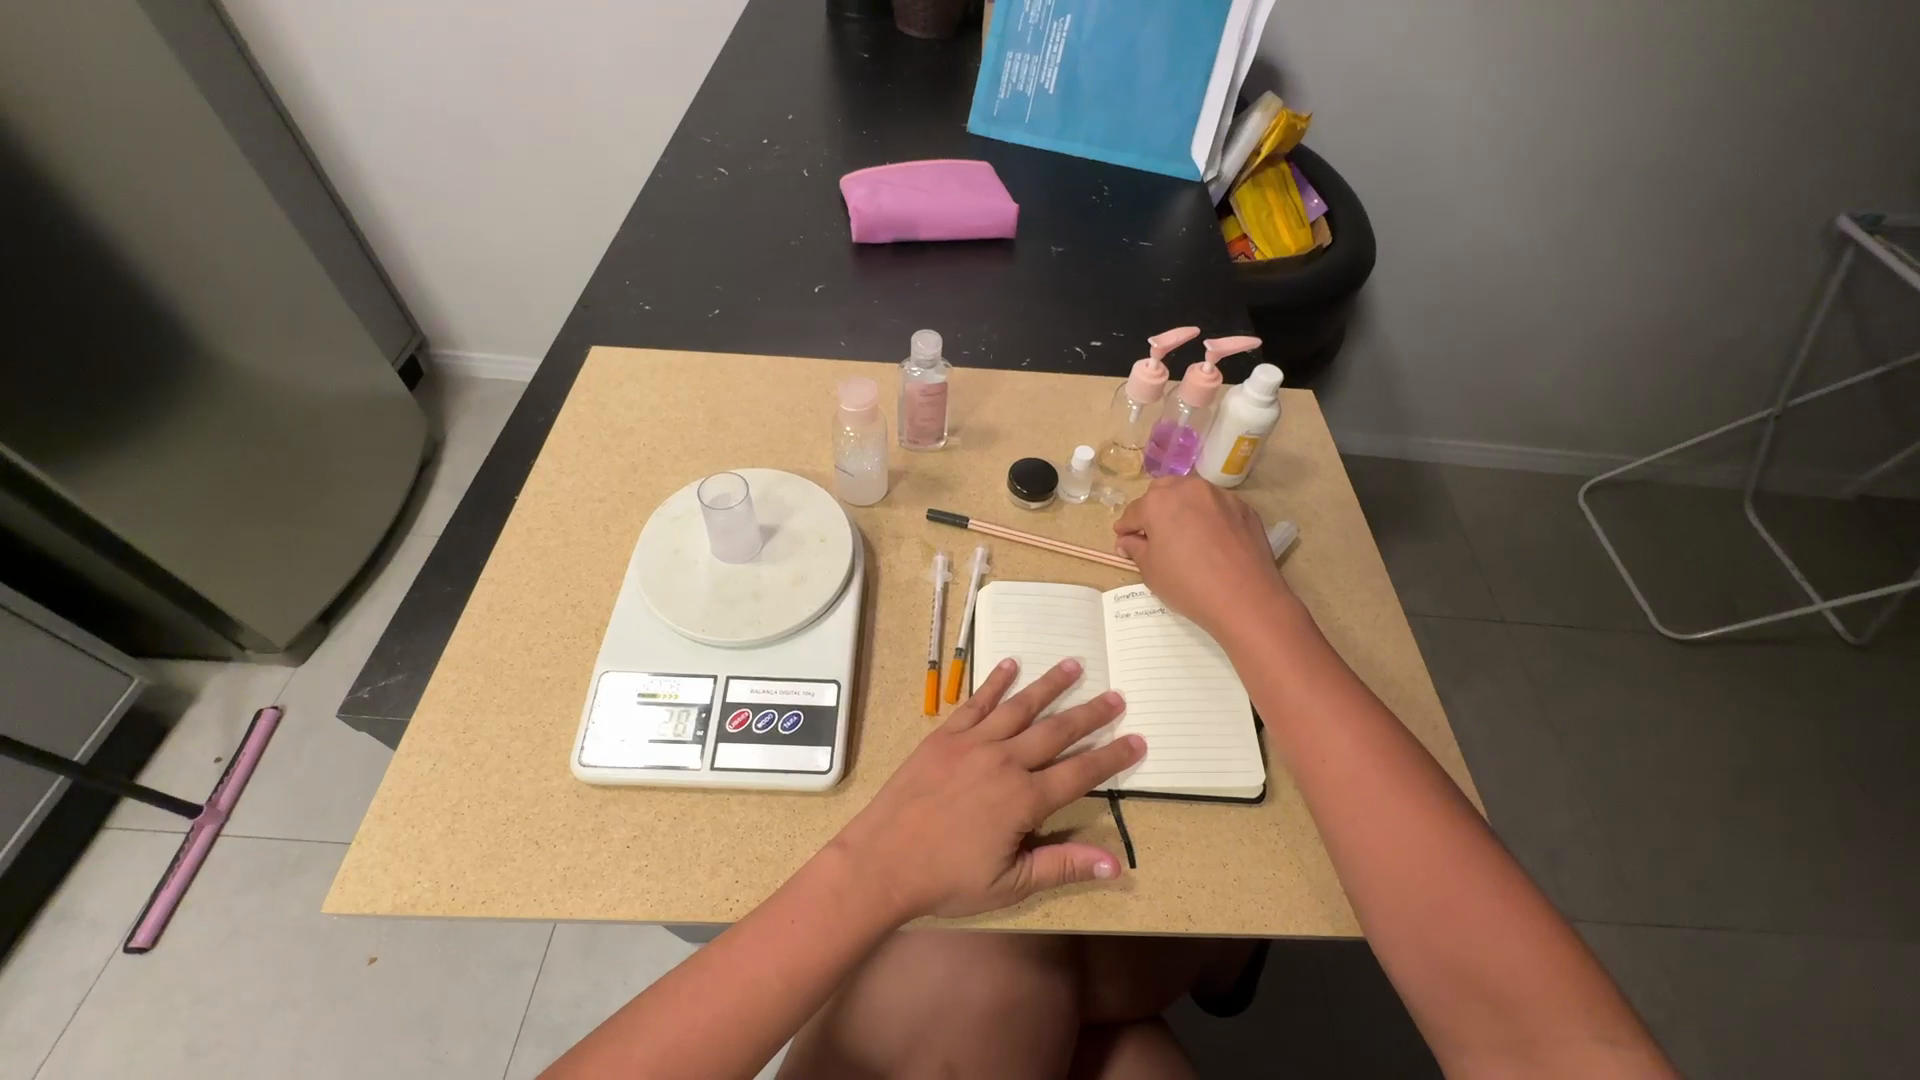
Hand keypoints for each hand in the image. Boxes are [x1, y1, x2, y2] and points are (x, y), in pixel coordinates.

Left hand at [833, 658, 1144, 919]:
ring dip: (1049, 686)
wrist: (882, 860)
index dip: (1111, 757)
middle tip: (1117, 695)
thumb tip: (1115, 864)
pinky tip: (1010, 664)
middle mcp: (1004, 762)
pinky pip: (975, 703)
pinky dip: (994, 683)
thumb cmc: (945, 879)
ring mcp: (972, 744)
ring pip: (1020, 708)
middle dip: (1090, 714)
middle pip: (1056, 732)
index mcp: (1023, 800)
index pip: (1080, 773)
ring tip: (1075, 665)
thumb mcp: (1009, 884)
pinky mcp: (944, 737)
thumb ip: (1062, 866)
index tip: (1137, 740)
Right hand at [1113, 474, 1290, 638]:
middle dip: (1153, 510)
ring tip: (1183, 535)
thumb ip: (1135, 549)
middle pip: (1162, 492)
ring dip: (1182, 509)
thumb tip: (1128, 541)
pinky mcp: (1244, 508)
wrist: (1245, 598)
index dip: (1126, 529)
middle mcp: (1189, 489)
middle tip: (1154, 536)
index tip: (1125, 541)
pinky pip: (1217, 507)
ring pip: (1192, 494)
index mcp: (1158, 502)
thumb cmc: (1188, 584)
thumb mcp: (1151, 571)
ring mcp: (1220, 496)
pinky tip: (1211, 540)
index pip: (1133, 512)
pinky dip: (1208, 517)